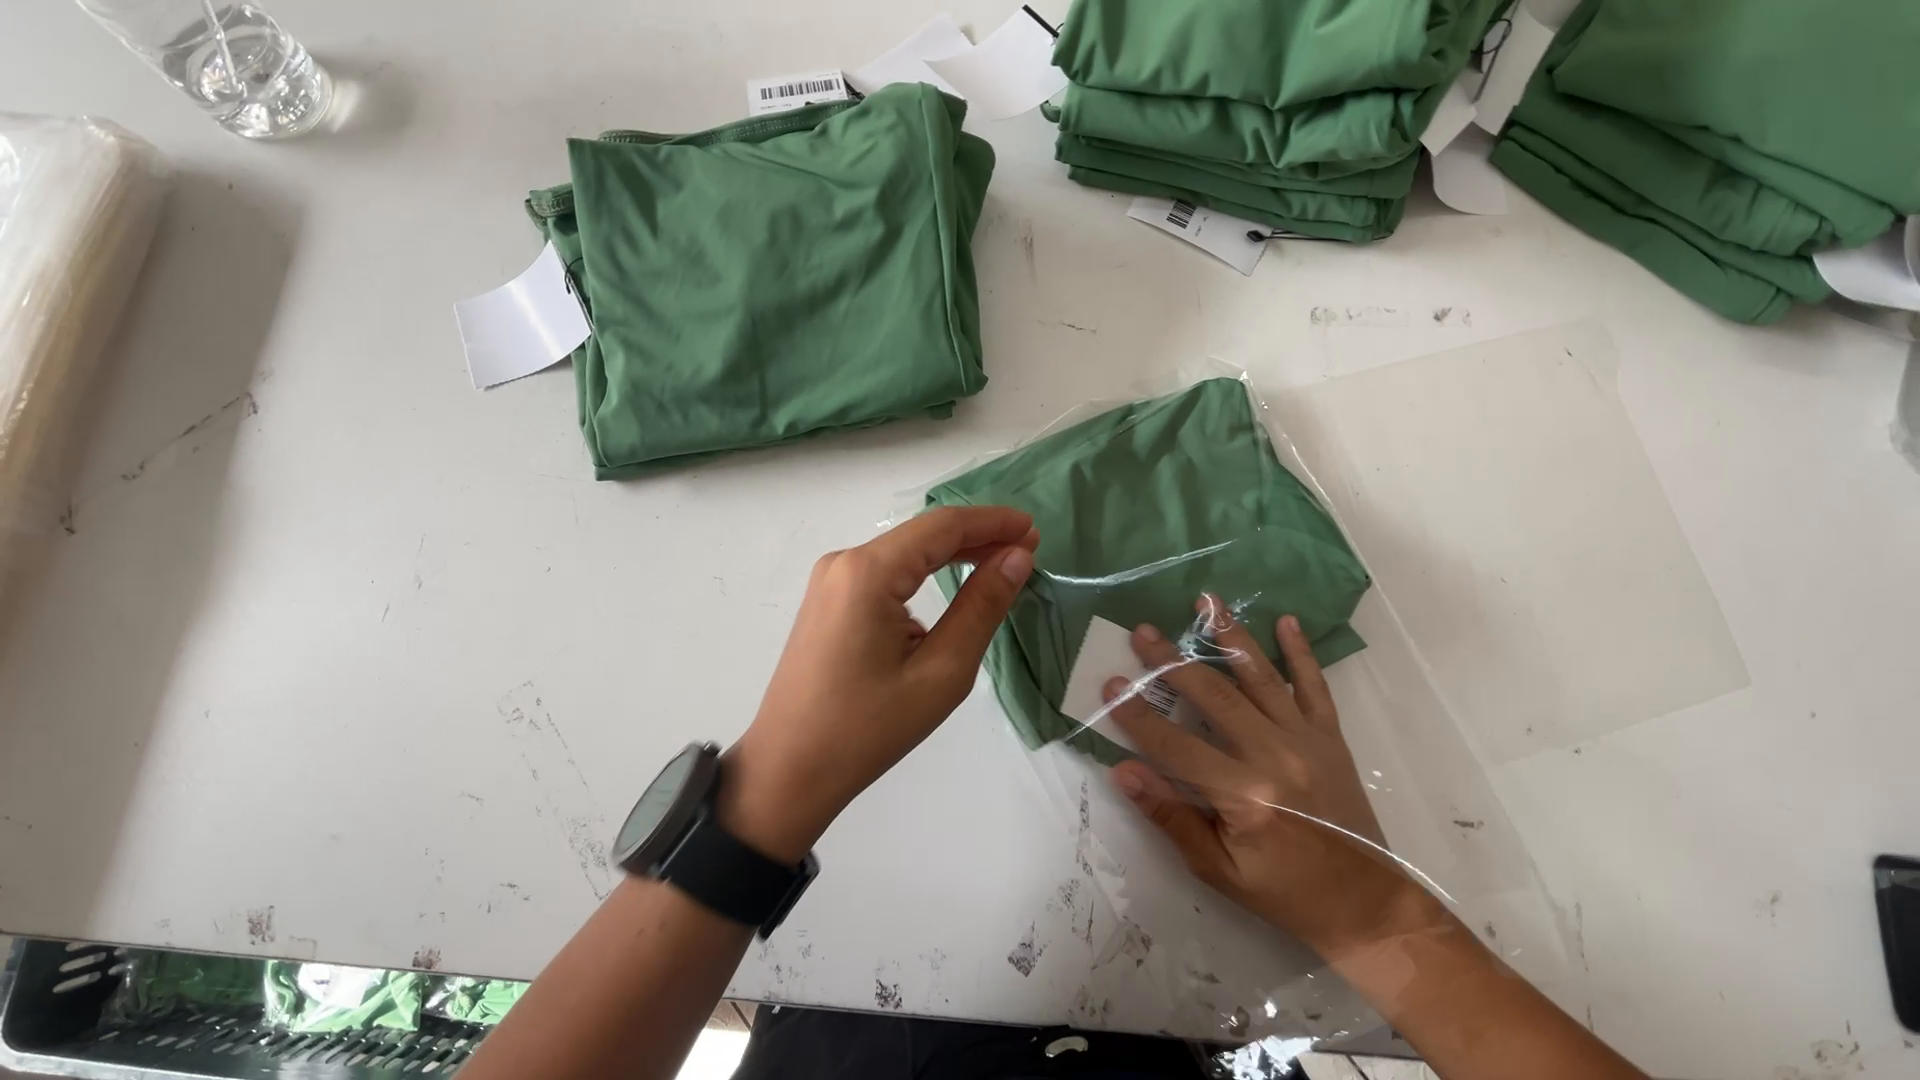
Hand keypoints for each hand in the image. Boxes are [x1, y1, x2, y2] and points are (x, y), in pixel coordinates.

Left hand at [719, 506, 1037, 862]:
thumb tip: (1016, 557)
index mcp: (868, 572)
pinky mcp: (827, 604)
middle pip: (921, 535)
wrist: (790, 770)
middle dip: (976, 537)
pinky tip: (950, 590)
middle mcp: (843, 563)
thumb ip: (982, 606)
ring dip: (951, 556)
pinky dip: (922, 576)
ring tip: (998, 565)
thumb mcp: (941, 672)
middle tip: (1027, 550)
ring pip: (903, 554)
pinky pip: (884, 575)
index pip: (941, 526)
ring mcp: (830, 583)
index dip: (992, 522)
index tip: (1034, 529)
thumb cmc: (868, 728)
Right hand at [1103, 596, 1419, 955]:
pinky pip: (1314, 687)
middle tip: (1142, 631)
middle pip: (1214, 697)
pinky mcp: (1331, 738)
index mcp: (1243, 795)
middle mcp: (1274, 756)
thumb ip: (1171, 817)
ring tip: (1206, 601)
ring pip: (1261, 677)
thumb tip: (1123, 771)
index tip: (1110, 686)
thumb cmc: (1284, 892)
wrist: (1367, 906)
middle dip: (1173, 661)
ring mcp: (1307, 741)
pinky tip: (1287, 622)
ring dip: (1230, 636)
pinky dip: (1301, 653)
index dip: (1138, 716)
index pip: (1175, 745)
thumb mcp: (1218, 869)